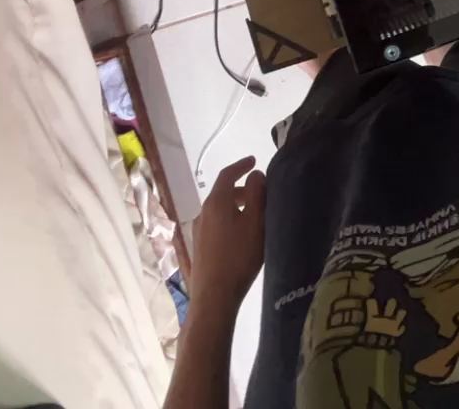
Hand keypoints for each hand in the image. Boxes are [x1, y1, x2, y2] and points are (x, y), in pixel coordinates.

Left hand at [189, 156, 265, 315]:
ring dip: (235, 205)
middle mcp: (203, 212)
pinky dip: (228, 218)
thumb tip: (255, 175)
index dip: (241, 165)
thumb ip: (256, 194)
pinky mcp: (199, 247)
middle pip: (222, 192)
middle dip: (241, 188)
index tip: (254, 161)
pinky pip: (215, 223)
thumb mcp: (255, 222)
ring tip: (253, 214)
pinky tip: (240, 235)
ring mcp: (198, 231)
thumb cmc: (239, 256)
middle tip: (260, 191)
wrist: (214, 298)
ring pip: (219, 209)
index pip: (227, 174)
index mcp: (216, 202)